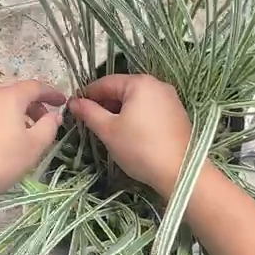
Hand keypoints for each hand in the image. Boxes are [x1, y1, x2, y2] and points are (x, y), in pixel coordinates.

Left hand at [0, 80, 66, 203]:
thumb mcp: (33, 147)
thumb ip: (49, 127)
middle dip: (32, 103)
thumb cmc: (0, 161)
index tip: (61, 102)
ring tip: (22, 131)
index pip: (35, 86)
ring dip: (14, 110)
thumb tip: (54, 115)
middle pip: (15, 91)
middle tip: (42, 119)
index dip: (51, 93)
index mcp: (8, 96)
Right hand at [67, 74, 193, 196]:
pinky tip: (130, 133)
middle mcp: (157, 84)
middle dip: (105, 103)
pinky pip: (150, 108)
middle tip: (90, 121)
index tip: (75, 108)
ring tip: (109, 129)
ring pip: (137, 100)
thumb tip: (73, 102)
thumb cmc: (140, 148)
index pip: (106, 82)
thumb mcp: (108, 130)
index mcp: (140, 83)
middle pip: (123, 89)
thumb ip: (89, 112)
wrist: (180, 171)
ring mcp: (170, 98)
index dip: (88, 94)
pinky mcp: (177, 113)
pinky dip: (136, 116)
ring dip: (120, 111)